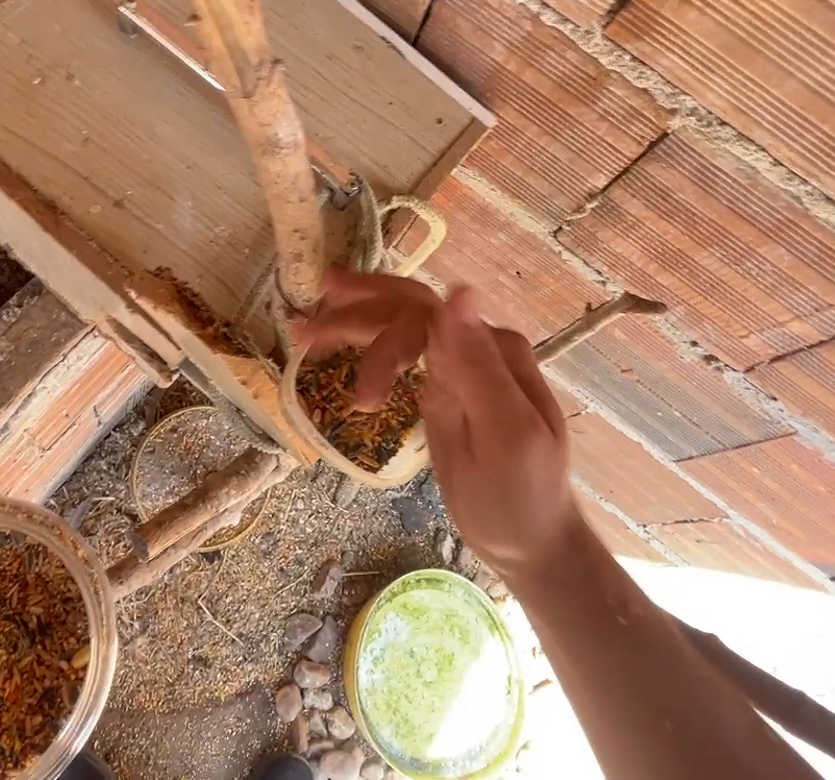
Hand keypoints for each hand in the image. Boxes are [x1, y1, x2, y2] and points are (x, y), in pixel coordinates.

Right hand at [294, 271, 585, 578]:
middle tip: (305, 331)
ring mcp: (457, 364)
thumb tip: (458, 292)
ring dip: (354, 322)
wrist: (530, 540)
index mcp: (496, 350)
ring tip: (304, 332)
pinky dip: (367, 345)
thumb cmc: (523, 495)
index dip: (386, 343)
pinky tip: (337, 344)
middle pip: (408, 310)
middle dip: (357, 314)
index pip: (428, 320)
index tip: (363, 400)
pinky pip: (402, 352)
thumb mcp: (506, 432)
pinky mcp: (441, 386)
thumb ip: (479, 364)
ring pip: (400, 325)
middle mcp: (476, 346)